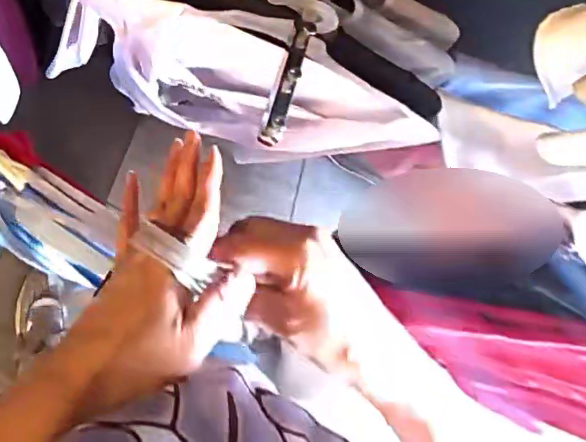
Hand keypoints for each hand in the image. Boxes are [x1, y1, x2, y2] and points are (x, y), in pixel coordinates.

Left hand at [51, 131, 256, 416]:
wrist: (84, 369)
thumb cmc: (139, 359)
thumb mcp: (190, 343)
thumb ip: (218, 306)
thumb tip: (245, 273)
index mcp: (175, 265)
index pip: (200, 217)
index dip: (210, 186)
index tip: (215, 156)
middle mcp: (155, 249)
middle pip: (176, 200)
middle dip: (187, 167)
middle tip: (193, 136)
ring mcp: (135, 253)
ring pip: (157, 205)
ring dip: (168, 176)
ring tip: (175, 149)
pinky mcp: (122, 264)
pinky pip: (128, 223)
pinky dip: (131, 200)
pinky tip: (131, 179)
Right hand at [210, 218, 423, 408]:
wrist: (386, 358)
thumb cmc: (336, 344)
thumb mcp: (283, 324)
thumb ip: (247, 296)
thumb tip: (220, 284)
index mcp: (296, 248)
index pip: (241, 242)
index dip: (216, 254)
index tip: (198, 268)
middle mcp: (304, 231)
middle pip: (251, 228)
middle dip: (231, 248)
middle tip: (217, 275)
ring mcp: (315, 235)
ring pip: (264, 230)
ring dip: (248, 249)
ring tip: (240, 279)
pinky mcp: (321, 245)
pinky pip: (280, 238)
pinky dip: (266, 252)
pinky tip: (263, 278)